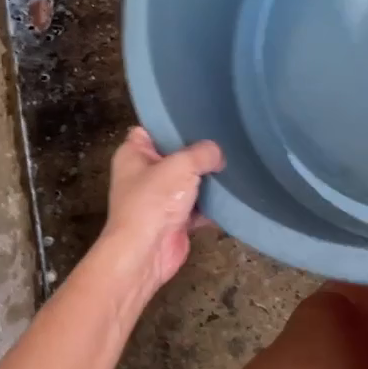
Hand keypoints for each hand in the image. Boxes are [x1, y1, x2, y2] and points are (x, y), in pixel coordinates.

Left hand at [99, 128, 222, 298]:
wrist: (146, 254)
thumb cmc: (154, 200)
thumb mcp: (182, 164)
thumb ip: (204, 152)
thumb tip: (218, 155)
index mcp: (134, 153)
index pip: (153, 128)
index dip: (173, 120)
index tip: (199, 114)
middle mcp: (144, 174)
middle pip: (176, 154)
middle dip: (199, 150)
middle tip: (225, 137)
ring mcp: (159, 198)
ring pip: (189, 180)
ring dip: (208, 178)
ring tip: (234, 162)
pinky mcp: (174, 220)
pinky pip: (198, 205)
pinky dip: (212, 203)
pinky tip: (233, 192)